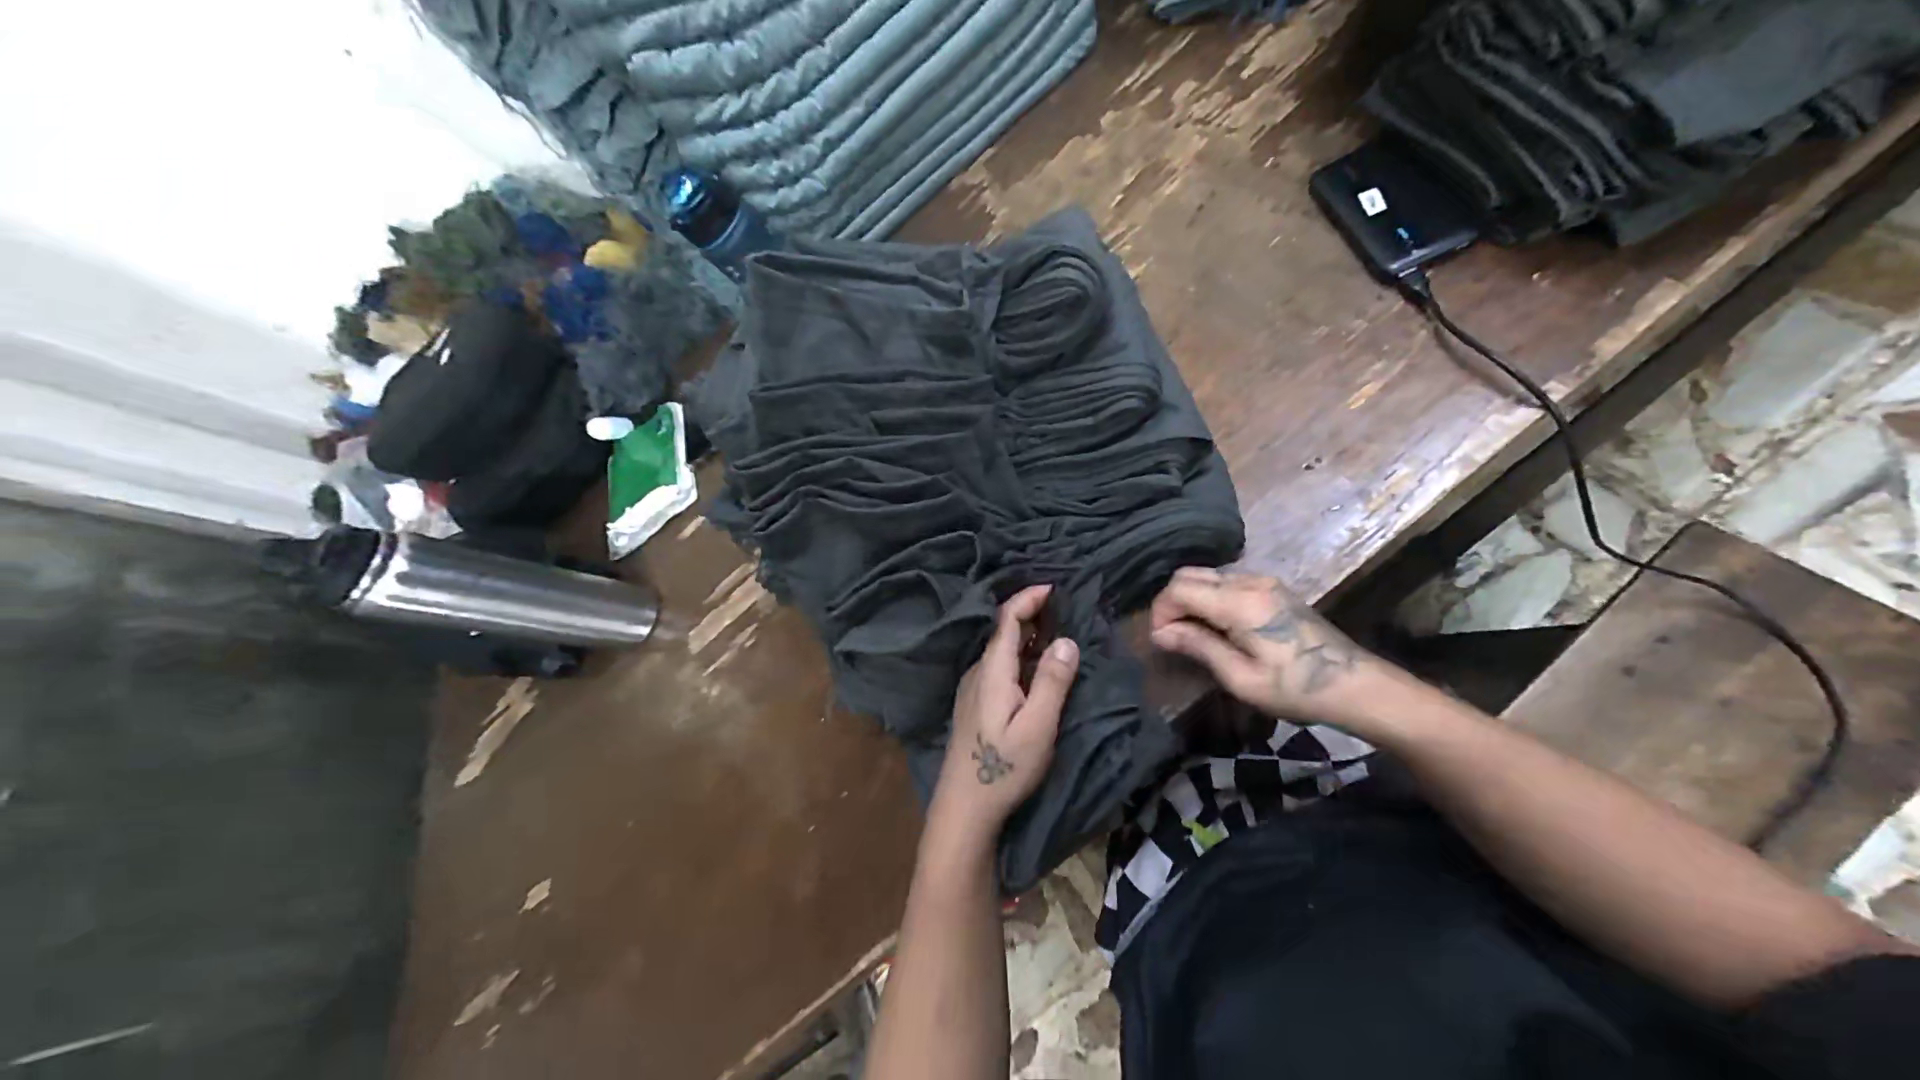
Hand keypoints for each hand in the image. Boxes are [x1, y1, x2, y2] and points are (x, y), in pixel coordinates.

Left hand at [930, 585, 1080, 846]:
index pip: (1006, 619)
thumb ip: (1051, 682)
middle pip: (1002, 630)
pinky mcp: (975, 704)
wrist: (964, 806)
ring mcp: (973, 688)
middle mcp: (978, 672)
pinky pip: (999, 665)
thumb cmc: (1004, 768)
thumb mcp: (1038, 726)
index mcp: (992, 670)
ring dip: (1026, 635)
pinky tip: (1036, 666)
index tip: (1054, 586)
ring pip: (1001, 649)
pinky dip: (1020, 654)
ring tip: (1057, 631)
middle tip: (1064, 607)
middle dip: (1031, 613)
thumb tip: (1067, 640)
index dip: (1028, 597)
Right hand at [1149, 567, 1381, 727]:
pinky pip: (1227, 582)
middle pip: (1190, 575)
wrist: (1356, 685)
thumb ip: (1199, 646)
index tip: (1160, 641)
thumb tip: (1160, 633)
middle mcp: (1249, 582)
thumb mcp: (1241, 678)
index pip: (1179, 588)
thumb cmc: (1297, 689)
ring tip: (1192, 634)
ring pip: (1208, 576)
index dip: (1160, 611)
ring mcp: (1264, 582)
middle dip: (1171, 602)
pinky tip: (1216, 626)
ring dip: (1191, 599)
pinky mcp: (1274, 589)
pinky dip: (1210, 597)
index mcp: (1240, 603)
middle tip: (1171, 636)